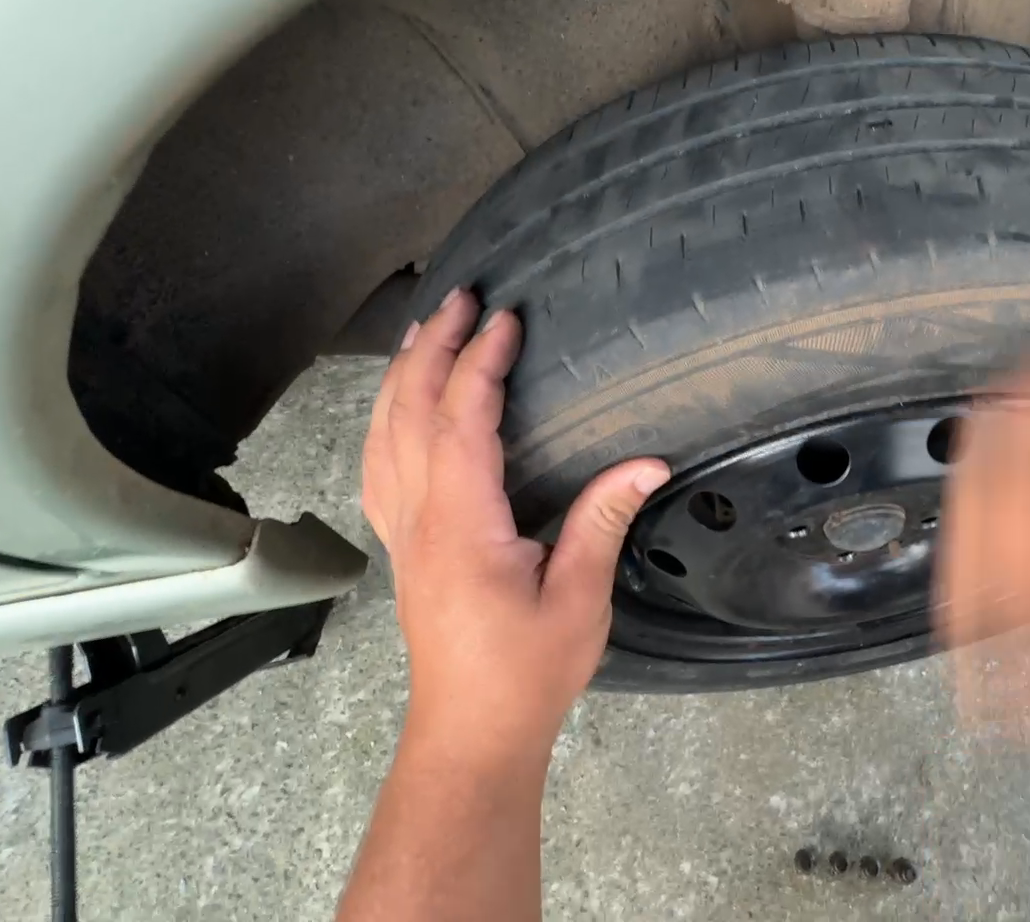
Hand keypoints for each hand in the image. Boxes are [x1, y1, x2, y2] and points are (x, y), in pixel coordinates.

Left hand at [361, 288, 668, 760]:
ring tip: (426, 330)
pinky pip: (380, 465)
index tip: (506, 320)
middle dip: (433, 349)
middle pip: (410, 416)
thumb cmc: (527, 669)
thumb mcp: (580, 596)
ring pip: (383, 437)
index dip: (481, 364)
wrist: (471, 729)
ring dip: (403, 377)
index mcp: (463, 525)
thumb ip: (602, 521)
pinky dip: (387, 419)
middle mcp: (419, 520)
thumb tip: (649, 463)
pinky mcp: (404, 545)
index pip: (463, 423)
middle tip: (461, 300)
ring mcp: (402, 533)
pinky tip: (399, 406)